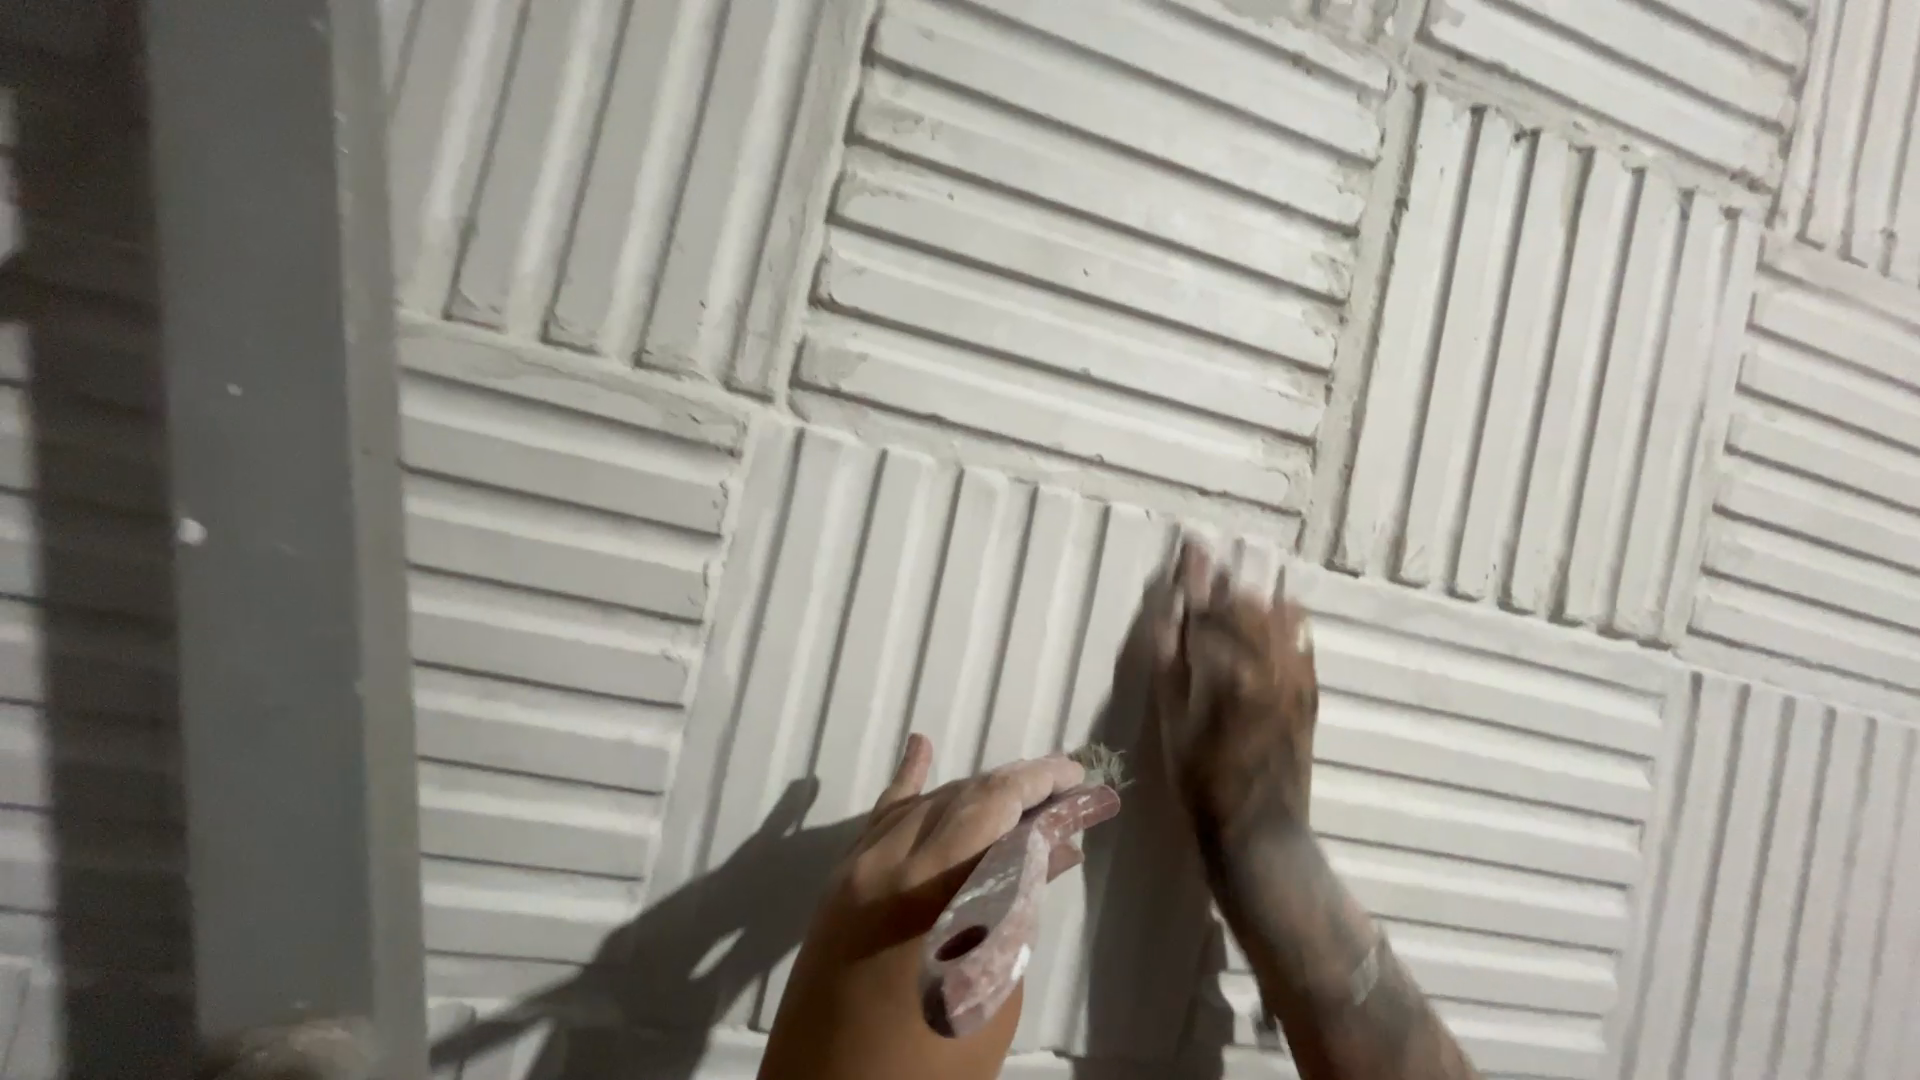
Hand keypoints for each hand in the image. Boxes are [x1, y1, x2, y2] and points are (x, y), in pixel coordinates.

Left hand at [758, 735, 1088, 1079]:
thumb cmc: (926, 1070)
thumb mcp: (989, 998)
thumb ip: (1013, 912)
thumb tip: (1047, 849)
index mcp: (930, 897)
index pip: (992, 811)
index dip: (1038, 784)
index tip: (1077, 775)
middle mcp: (888, 866)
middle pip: (962, 799)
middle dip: (1017, 785)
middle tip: (1063, 785)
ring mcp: (856, 870)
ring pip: (926, 802)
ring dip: (977, 791)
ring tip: (1023, 790)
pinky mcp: (839, 883)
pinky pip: (879, 817)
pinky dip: (908, 782)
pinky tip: (921, 747)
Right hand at [1140, 539, 1318, 850]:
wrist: (1259, 830)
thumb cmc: (1200, 780)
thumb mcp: (1171, 721)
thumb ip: (1170, 660)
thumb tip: (1169, 611)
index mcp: (1228, 669)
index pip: (1209, 608)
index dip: (1197, 576)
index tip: (1193, 545)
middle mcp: (1269, 667)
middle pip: (1248, 607)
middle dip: (1228, 581)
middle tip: (1215, 559)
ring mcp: (1295, 680)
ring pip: (1279, 620)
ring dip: (1258, 596)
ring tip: (1245, 578)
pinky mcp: (1309, 696)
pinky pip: (1304, 644)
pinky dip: (1292, 621)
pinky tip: (1287, 608)